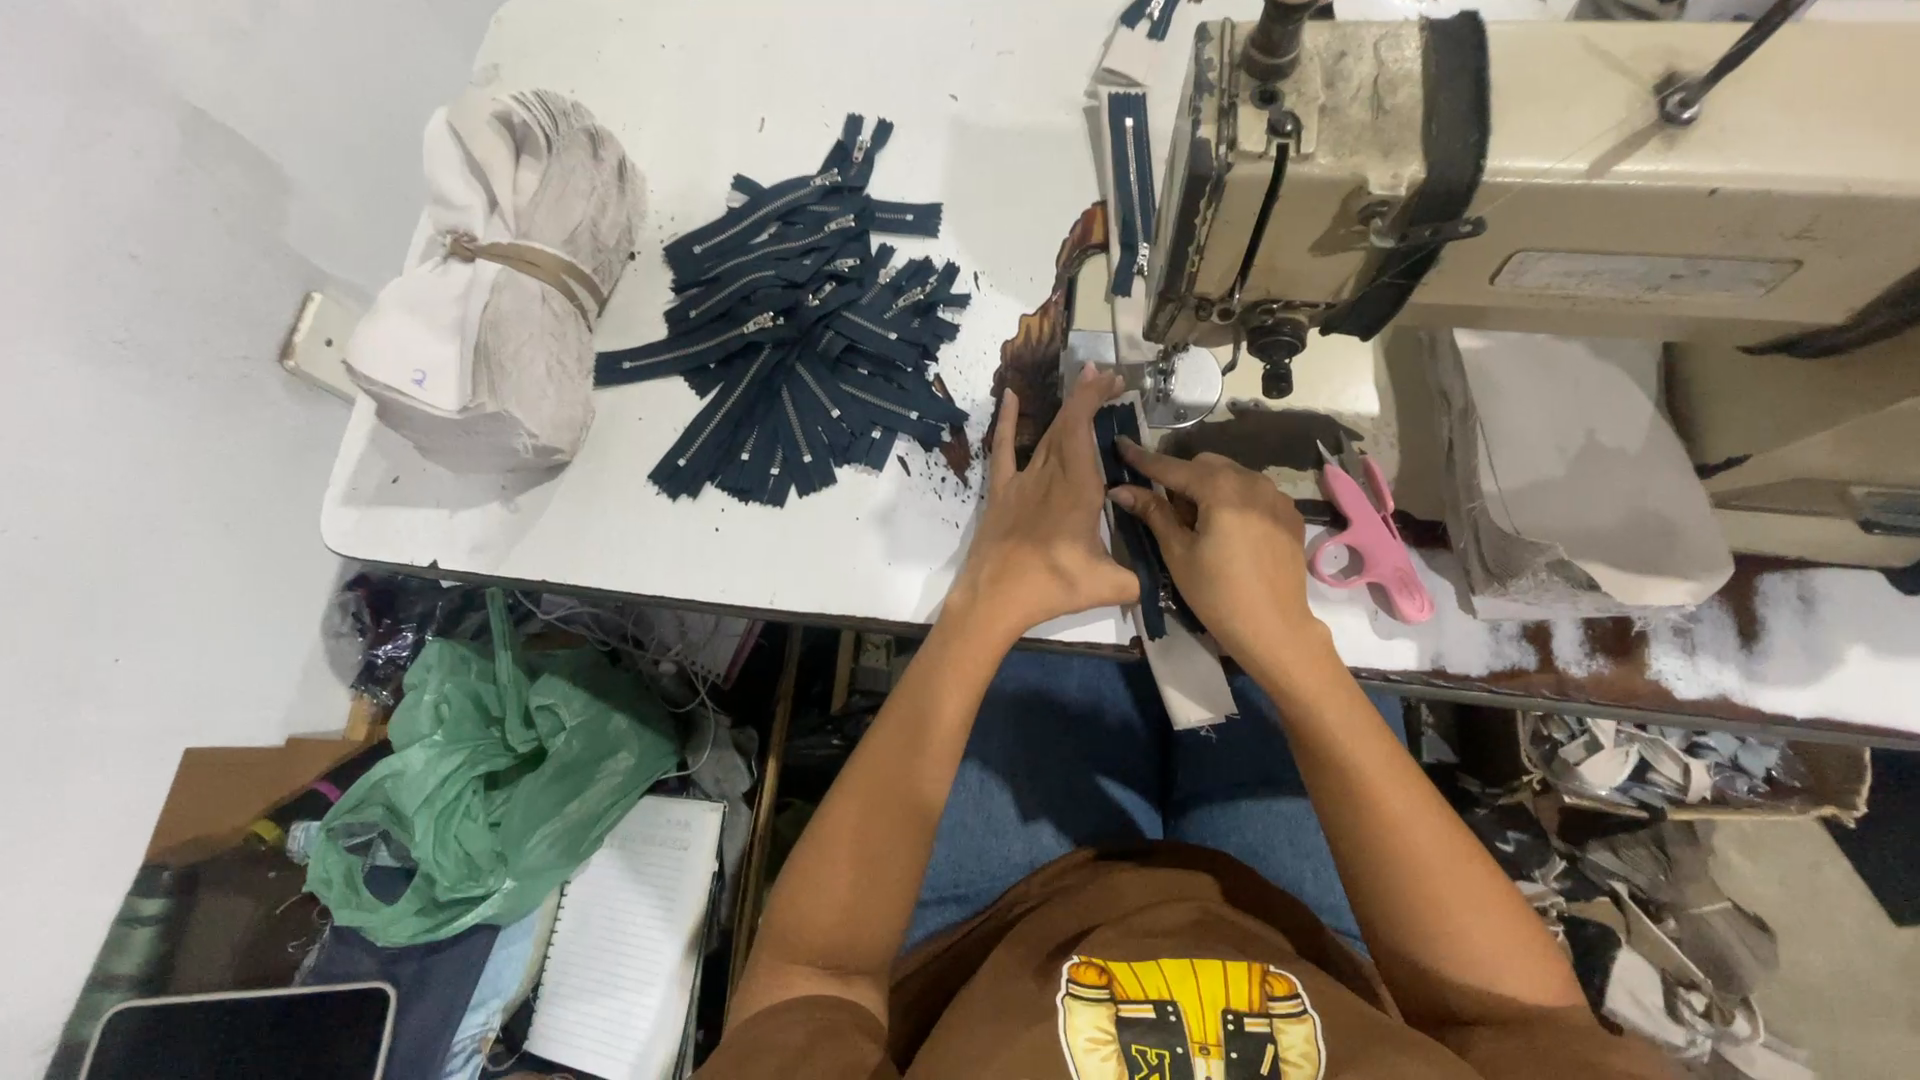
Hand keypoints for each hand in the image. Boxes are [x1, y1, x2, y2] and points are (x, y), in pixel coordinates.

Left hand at [947, 365, 1139, 643]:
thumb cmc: (1051, 587)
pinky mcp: (1000, 492)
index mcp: (1078, 488)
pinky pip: (1003, 449)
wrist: (994, 598)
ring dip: (1064, 408)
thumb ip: (1137, 580)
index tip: (1115, 381)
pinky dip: (1008, 421)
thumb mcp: (1107, 586)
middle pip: (1068, 424)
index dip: (1096, 398)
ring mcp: (1021, 481)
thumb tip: (1155, 582)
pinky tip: (1011, 396)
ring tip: (1082, 384)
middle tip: (1110, 380)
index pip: (1085, 428)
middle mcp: (1050, 475)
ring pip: (1045, 434)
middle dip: (1089, 397)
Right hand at [1109, 440, 1328, 668]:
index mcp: (1222, 489)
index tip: (1121, 444)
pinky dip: (1236, 501)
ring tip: (1202, 526)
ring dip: (1210, 488)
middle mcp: (1253, 482)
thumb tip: (1121, 489)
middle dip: (1183, 479)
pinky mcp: (1290, 515)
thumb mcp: (1178, 552)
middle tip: (1171, 514)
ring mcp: (1277, 497)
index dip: (1144, 459)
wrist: (1274, 628)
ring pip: (1233, 476)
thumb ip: (1153, 513)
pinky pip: (1255, 494)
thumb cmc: (1216, 594)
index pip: (1173, 468)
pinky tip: (1230, 534)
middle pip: (1206, 465)